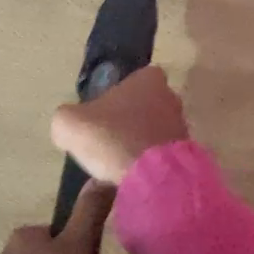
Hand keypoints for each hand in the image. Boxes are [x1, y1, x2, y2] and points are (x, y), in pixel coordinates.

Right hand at [50, 65, 190, 185]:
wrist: (152, 175)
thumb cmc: (111, 137)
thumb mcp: (69, 123)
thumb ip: (66, 117)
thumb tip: (67, 125)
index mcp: (149, 78)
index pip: (133, 79)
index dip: (115, 95)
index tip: (101, 113)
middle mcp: (171, 96)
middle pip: (144, 105)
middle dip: (128, 120)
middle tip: (106, 140)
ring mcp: (181, 125)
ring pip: (153, 130)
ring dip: (138, 142)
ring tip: (116, 162)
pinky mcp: (187, 153)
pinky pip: (161, 153)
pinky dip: (148, 162)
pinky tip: (132, 174)